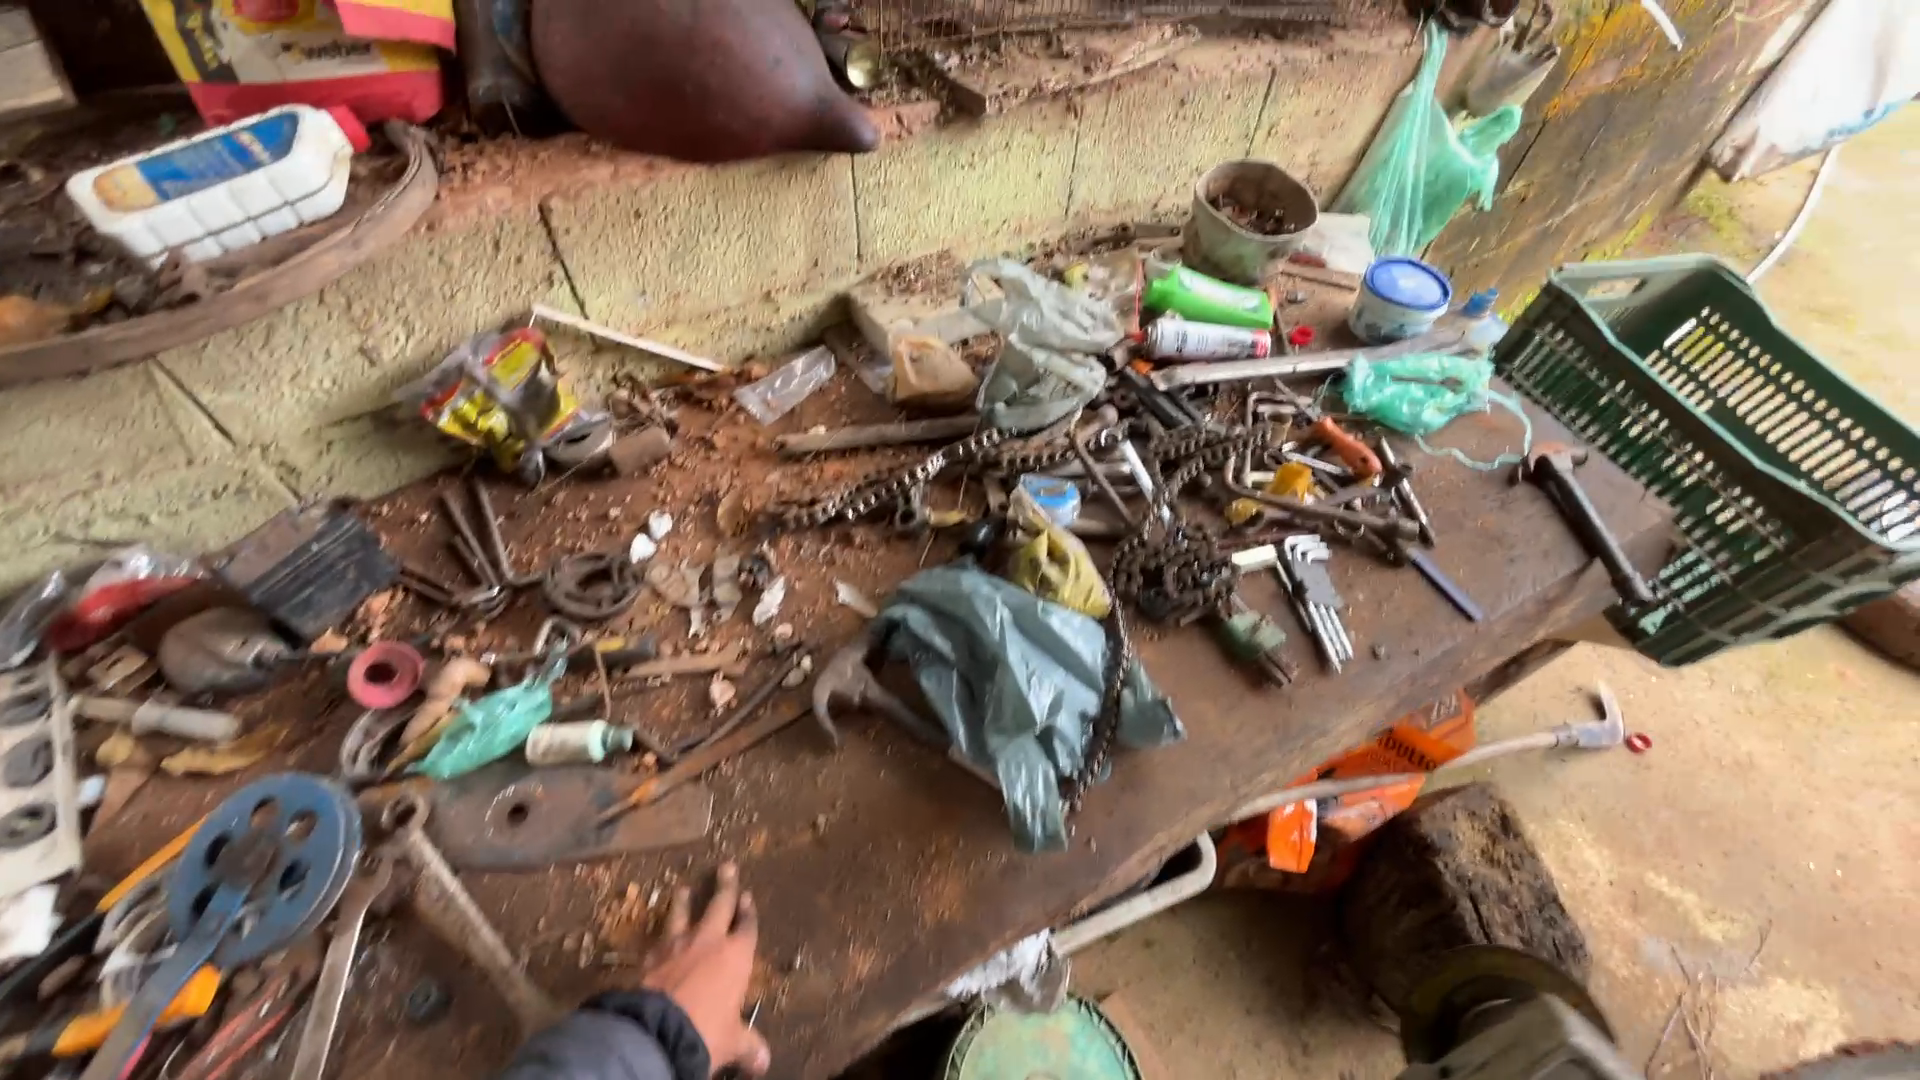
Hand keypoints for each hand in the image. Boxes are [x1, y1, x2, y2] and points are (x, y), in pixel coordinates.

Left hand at [642, 862, 768, 1077]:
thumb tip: (764, 1063)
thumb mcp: (731, 1042)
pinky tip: (655, 936)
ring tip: (682, 889)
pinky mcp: (649, 958)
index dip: (748, 912)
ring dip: (683, 901)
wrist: (656, 1032)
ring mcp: (676, 945)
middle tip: (727, 867)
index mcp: (736, 955)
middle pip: (719, 905)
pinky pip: (655, 940)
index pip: (746, 926)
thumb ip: (748, 1045)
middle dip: (725, 886)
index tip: (747, 897)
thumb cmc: (706, 1031)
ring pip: (682, 914)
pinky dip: (658, 935)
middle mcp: (709, 940)